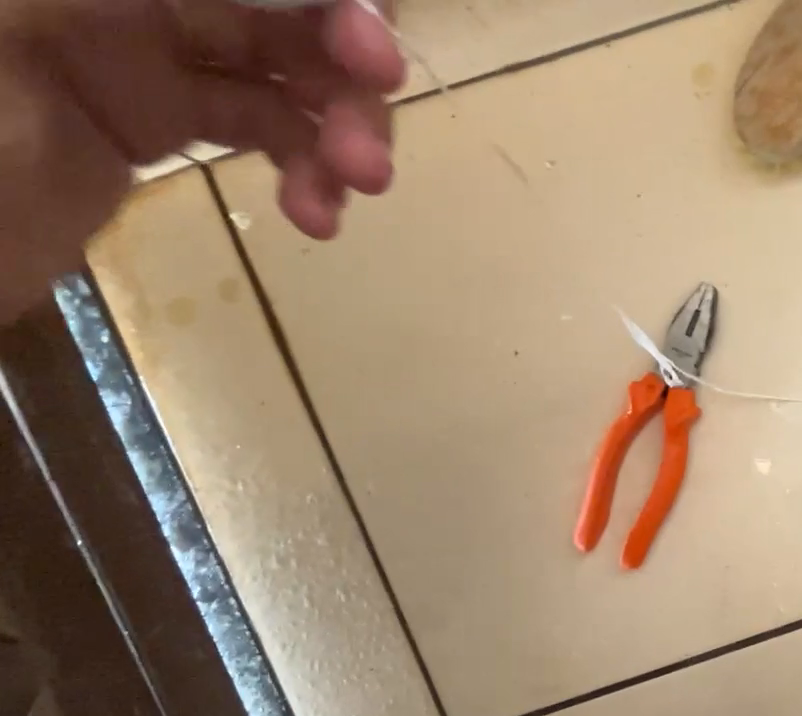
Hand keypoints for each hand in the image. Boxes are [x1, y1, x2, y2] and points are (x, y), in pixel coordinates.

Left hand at [0, 0, 404, 319]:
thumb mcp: (28, 18)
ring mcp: (136, 39)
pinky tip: (317, 215)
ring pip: (286, 69)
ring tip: (360, 187)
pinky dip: (307, 172)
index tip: (372, 49)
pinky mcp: (154, 111)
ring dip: (342, 132)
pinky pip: (261, 127)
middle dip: (347, 67)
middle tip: (374, 138)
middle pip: (282, 3)